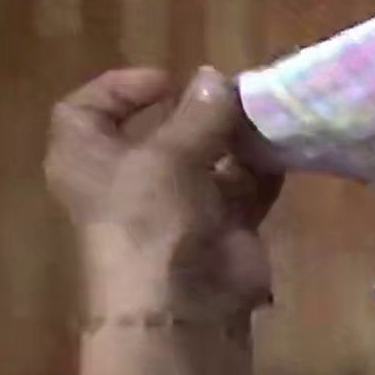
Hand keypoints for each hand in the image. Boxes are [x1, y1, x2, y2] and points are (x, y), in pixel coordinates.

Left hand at [46, 67, 281, 327]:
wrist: (186, 296)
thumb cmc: (151, 220)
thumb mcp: (168, 158)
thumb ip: (199, 118)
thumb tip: (218, 77)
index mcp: (91, 158)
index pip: (89, 110)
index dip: (120, 89)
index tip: (168, 80)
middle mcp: (137, 178)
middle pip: (166, 133)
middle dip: (200, 114)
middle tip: (237, 96)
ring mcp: (186, 203)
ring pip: (214, 159)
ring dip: (239, 140)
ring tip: (269, 118)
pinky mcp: (228, 224)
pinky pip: (248, 188)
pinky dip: (265, 170)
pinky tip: (286, 152)